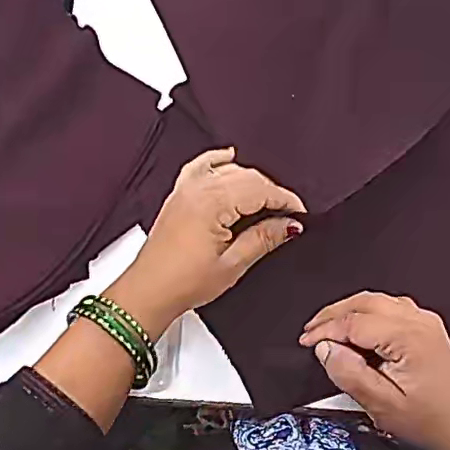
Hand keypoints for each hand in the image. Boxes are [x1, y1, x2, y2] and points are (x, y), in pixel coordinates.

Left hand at [105, 149, 305, 334]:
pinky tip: (229, 158)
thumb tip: (288, 225)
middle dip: (272, 193)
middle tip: (288, 215)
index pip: (260, 190)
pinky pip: (201, 166)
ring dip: (252, 181)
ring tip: (267, 203)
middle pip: (248, 177)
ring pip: (229, 170)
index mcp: (212, 203)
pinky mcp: (178, 195)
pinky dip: (218, 161)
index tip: (300, 213)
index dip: (285, 200)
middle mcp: (197, 190)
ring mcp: (186, 190)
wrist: (149, 291)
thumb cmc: (182, 282)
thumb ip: (263, 239)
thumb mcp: (232, 264)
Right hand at [299, 293, 449, 449]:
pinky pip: (390, 308)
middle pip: (365, 302)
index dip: (326, 330)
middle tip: (311, 331)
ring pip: (377, 301)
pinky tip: (355, 329)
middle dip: (332, 315)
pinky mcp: (426, 328)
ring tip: (328, 329)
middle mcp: (420, 323)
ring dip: (349, 311)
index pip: (354, 321)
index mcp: (409, 338)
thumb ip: (349, 373)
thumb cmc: (430, 422)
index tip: (308, 341)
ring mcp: (425, 323)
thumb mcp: (381, 405)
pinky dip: (366, 313)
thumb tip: (326, 349)